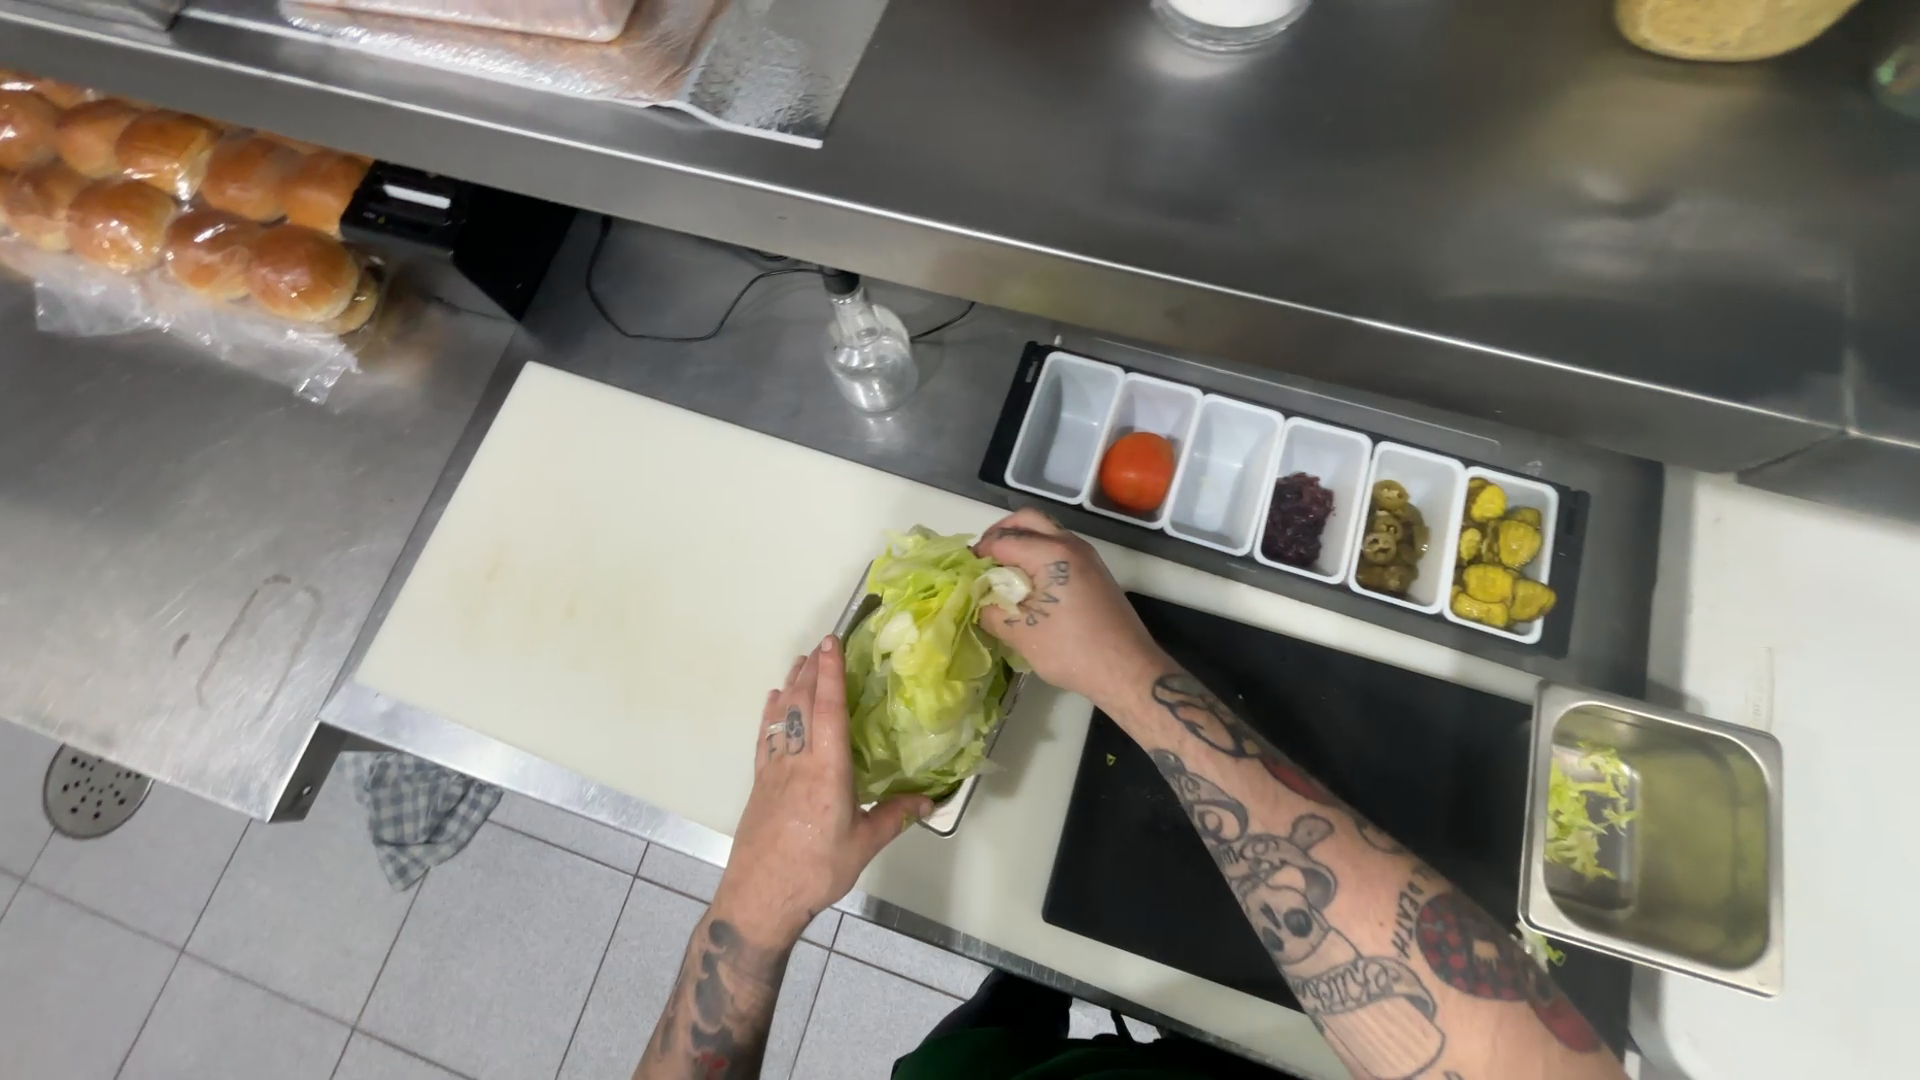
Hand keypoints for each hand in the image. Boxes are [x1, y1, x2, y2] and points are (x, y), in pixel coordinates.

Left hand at [715, 636, 931, 944]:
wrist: (759, 898)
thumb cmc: (815, 871)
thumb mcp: (863, 845)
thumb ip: (894, 818)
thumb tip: (929, 802)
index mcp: (827, 770)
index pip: (828, 710)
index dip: (831, 673)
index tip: (833, 643)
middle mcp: (798, 761)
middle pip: (802, 704)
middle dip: (812, 670)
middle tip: (823, 643)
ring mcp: (775, 770)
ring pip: (782, 716)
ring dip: (792, 684)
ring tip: (801, 660)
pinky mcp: (760, 783)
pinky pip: (766, 738)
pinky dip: (771, 714)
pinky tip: (773, 701)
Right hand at [973, 508, 1167, 710]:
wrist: (1127, 669)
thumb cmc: (1073, 651)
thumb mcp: (1021, 633)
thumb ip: (991, 610)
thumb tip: (976, 599)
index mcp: (1051, 553)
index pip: (1003, 541)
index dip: (979, 554)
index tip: (964, 572)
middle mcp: (1070, 544)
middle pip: (1027, 520)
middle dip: (999, 534)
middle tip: (982, 559)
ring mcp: (1086, 556)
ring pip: (1046, 531)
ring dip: (1020, 541)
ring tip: (1000, 571)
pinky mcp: (1094, 571)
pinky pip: (1059, 547)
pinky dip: (1038, 553)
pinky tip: (1026, 581)